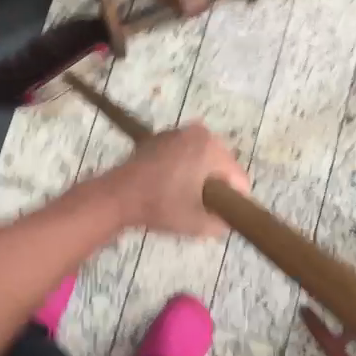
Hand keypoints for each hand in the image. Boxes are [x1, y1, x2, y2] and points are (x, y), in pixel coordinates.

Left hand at [101, 124, 250, 236]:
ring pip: (205, 158)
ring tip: (188, 197)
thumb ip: (222, 224)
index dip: (235, 201)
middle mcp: (198, 132)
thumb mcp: (197, 224)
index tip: (223, 216)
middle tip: (203, 207)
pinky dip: (186, 167)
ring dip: (202, 176)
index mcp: (211, 148)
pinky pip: (187, 153)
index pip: (238, 178)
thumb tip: (228, 222)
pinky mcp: (162, 136)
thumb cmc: (160, 206)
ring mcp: (178, 131)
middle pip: (223, 164)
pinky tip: (174, 185)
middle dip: (218, 185)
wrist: (118, 195)